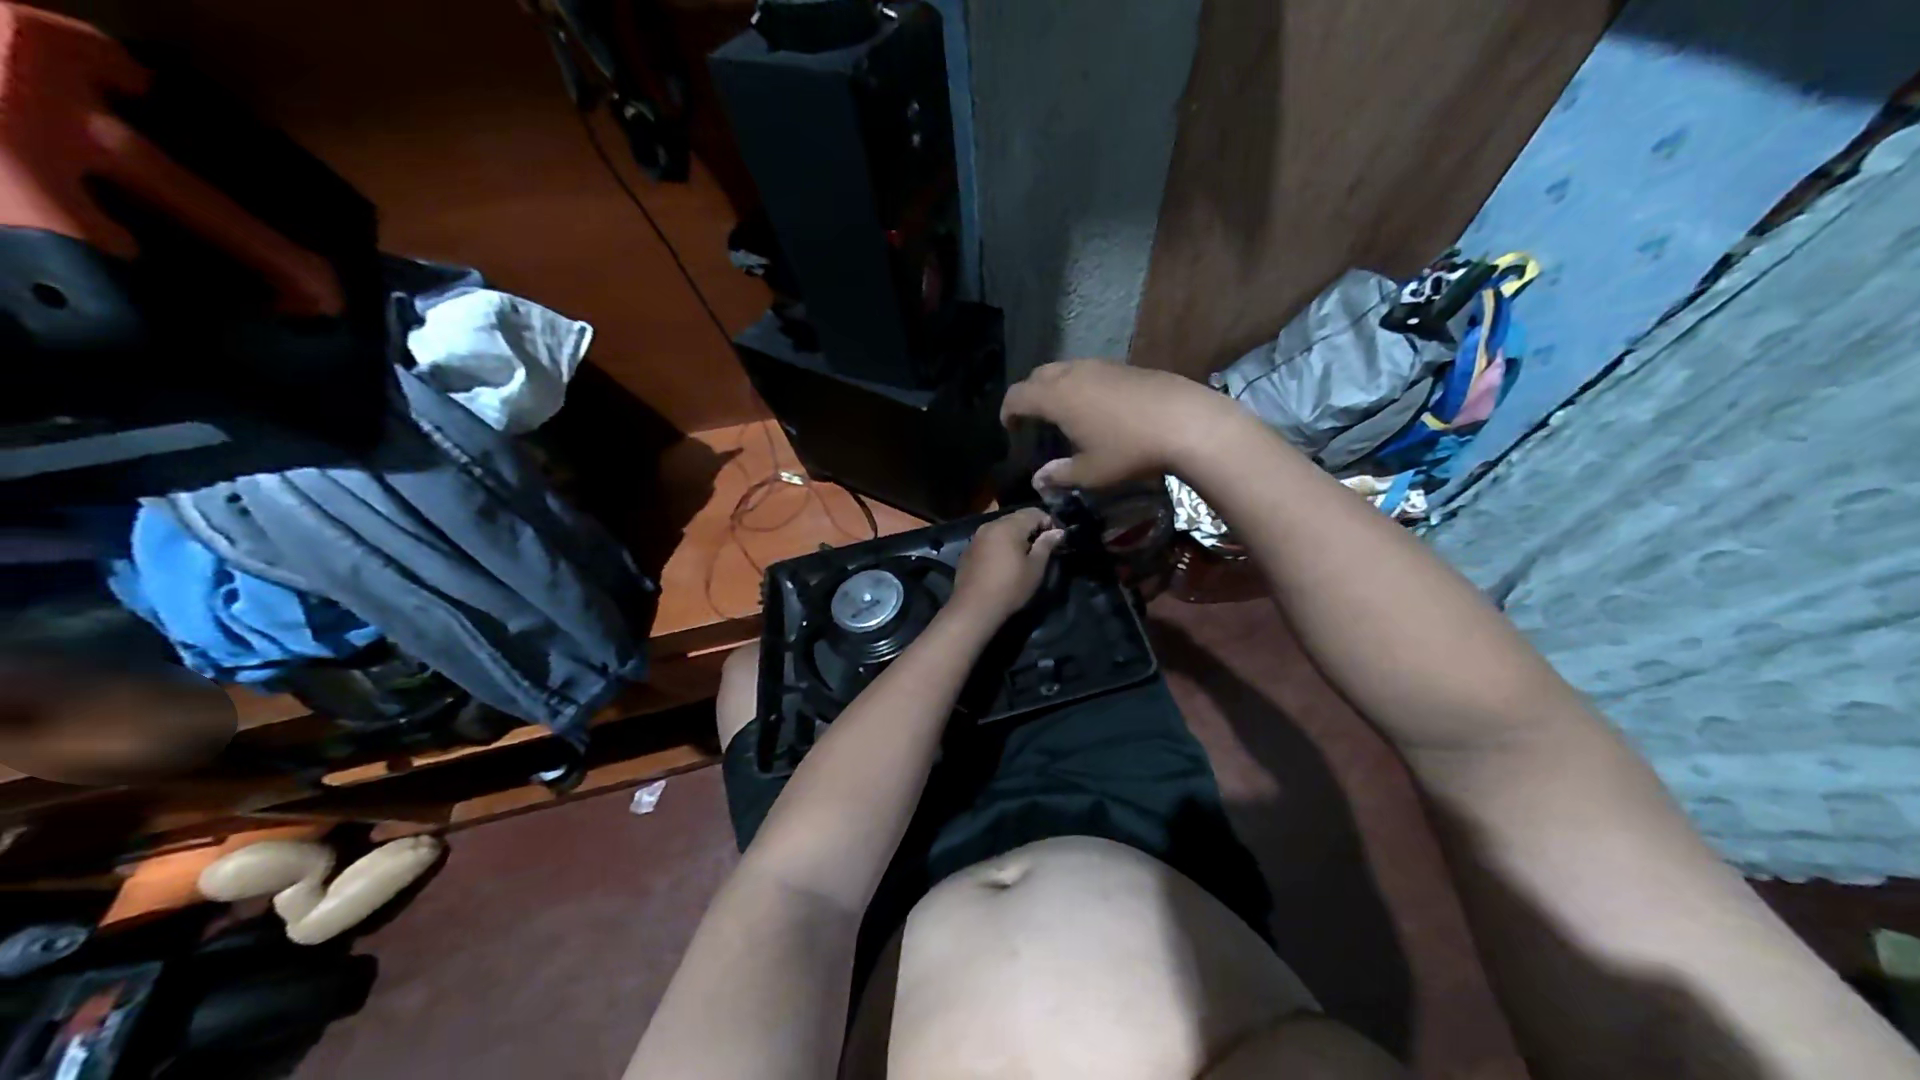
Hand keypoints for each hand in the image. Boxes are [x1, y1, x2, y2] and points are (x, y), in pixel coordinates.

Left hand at [948, 508, 1065, 623]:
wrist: (974, 608)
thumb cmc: (1010, 588)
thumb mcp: (1035, 568)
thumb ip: (1046, 545)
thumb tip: (1057, 531)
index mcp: (1008, 526)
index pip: (1034, 512)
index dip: (1048, 522)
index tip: (1055, 540)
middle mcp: (990, 525)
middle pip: (1016, 518)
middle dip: (1031, 528)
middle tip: (1041, 548)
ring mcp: (976, 537)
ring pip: (1002, 527)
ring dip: (1015, 536)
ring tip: (1023, 555)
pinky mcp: (968, 550)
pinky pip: (989, 539)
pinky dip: (1000, 544)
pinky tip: (1004, 562)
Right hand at [1000, 359, 1243, 493]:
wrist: (1186, 421)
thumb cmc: (1129, 450)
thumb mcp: (1090, 472)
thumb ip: (1059, 475)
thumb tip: (1038, 480)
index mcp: (1056, 397)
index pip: (1017, 395)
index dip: (1008, 411)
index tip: (1010, 428)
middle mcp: (1072, 374)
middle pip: (1037, 376)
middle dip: (1029, 395)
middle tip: (1033, 419)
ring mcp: (1100, 366)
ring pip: (1064, 369)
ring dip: (1054, 387)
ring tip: (1063, 413)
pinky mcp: (1124, 366)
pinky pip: (1088, 371)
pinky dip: (1078, 385)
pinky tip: (1095, 408)